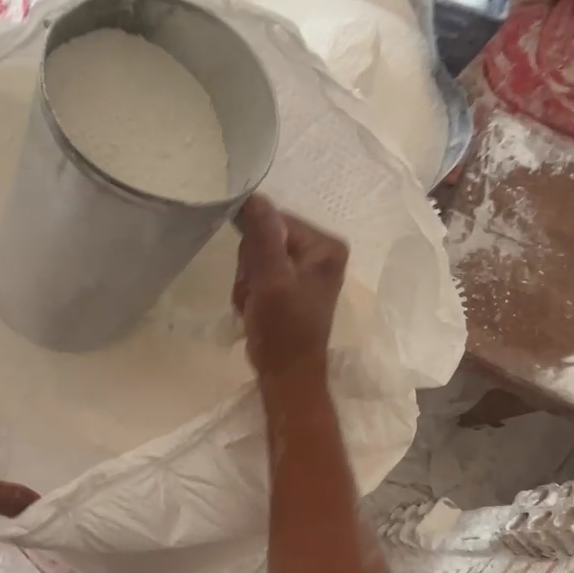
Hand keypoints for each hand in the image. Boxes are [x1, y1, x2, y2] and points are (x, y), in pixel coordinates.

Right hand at [232, 194, 346, 387]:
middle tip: (254, 295)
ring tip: (255, 307)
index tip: (254, 276)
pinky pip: (260, 275)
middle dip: (250, 268)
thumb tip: (253, 196)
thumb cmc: (282, 330)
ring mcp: (307, 272)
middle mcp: (321, 253)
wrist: (287, 376)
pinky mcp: (293, 288)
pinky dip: (251, 293)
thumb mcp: (270, 280)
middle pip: (265, 239)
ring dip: (247, 283)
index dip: (253, 247)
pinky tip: (256, 310)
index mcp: (325, 245)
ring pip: (258, 259)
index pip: (274, 221)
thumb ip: (262, 237)